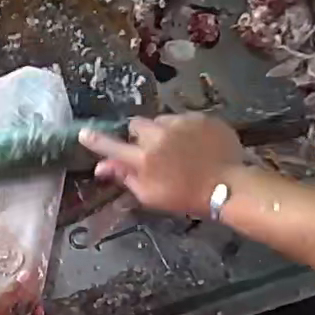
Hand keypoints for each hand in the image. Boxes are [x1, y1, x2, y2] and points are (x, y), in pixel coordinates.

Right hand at [79, 114, 244, 216]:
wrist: (230, 187)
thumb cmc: (187, 196)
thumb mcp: (151, 195)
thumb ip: (124, 177)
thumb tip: (100, 167)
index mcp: (143, 158)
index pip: (111, 146)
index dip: (95, 140)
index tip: (84, 133)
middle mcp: (158, 136)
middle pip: (136, 125)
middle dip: (139, 135)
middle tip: (150, 149)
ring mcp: (181, 123)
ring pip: (161, 121)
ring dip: (163, 131)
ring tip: (178, 147)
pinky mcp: (201, 118)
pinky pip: (184, 119)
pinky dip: (184, 129)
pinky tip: (195, 144)